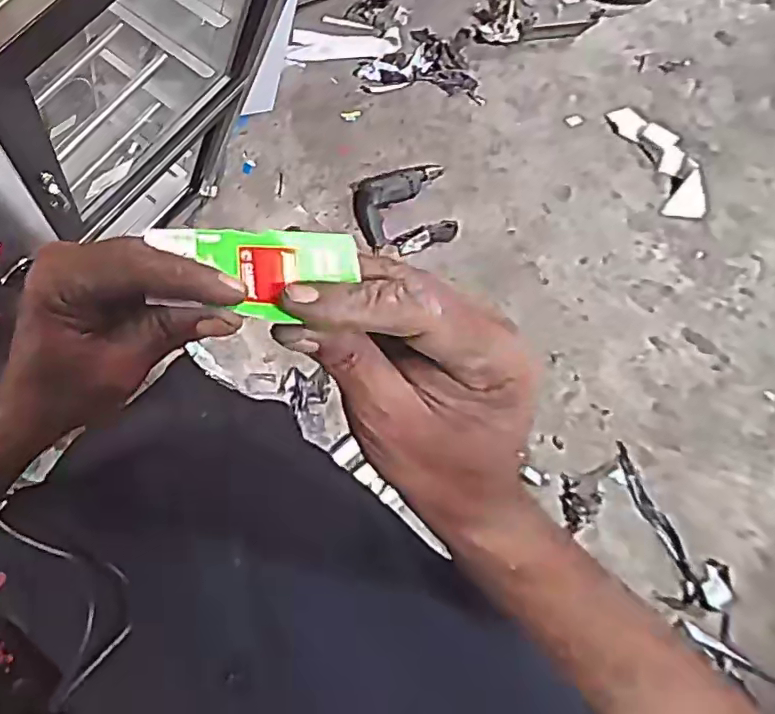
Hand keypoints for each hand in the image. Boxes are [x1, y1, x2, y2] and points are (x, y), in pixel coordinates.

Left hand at [0, 238, 243, 435]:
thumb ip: (168, 331)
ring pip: (143, 257)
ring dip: (183, 275)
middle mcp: (64, 257)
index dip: (190, 278)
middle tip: (234, 289)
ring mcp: (75, 260)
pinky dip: (166, 281)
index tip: (230, 290)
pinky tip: (195, 291)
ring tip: (222, 291)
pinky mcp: (89, 270)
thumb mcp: (121, 367)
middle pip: (141, 255)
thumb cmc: (59, 395)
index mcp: (60, 277)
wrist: (28, 406)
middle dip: (191, 274)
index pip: (136, 266)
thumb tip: (219, 315)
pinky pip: (136, 267)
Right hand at [270, 255, 536, 532]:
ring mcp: (459, 314)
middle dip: (336, 283)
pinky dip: (344, 295)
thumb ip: (349, 362)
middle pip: (400, 280)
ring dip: (335, 283)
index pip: (410, 304)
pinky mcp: (432, 315)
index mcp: (490, 353)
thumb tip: (304, 320)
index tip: (295, 298)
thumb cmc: (443, 472)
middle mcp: (482, 322)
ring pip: (389, 278)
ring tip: (291, 292)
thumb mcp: (389, 422)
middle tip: (283, 286)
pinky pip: (384, 291)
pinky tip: (314, 301)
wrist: (468, 496)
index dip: (345, 298)